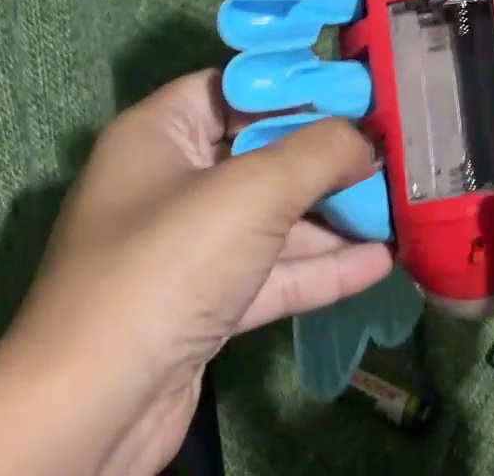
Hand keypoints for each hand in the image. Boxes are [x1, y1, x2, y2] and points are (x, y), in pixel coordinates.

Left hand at [0, 72, 392, 475]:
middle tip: (394, 148)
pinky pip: (274, 270)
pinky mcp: (206, 303)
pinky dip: (323, 266)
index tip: (360, 89)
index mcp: (160, 135)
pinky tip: (381, 259)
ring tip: (401, 203)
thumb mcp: (256, 189)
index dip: (297, 83)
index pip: (236, 86)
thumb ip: (324, 150)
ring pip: (275, 216)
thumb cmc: (168, 266)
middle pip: (265, 153)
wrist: (92, 409)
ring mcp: (189, 249)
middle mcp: (172, 184)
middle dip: (330, 154)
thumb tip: (370, 140)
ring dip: (335, 214)